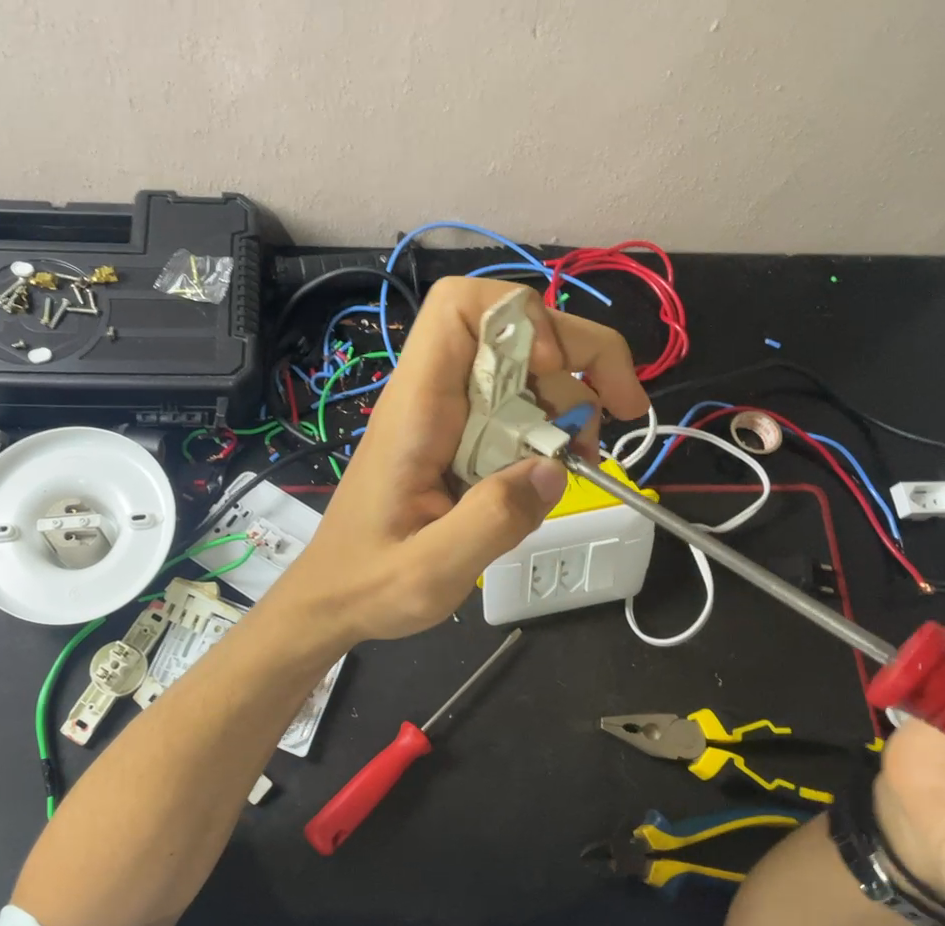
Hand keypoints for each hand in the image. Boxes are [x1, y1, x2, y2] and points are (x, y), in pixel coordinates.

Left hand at [266, 277, 647, 646]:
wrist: (332, 598)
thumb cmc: (367, 585)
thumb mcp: (429, 572)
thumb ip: (490, 522)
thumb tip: (555, 469)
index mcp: (416, 411)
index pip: (458, 308)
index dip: (521, 318)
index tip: (555, 373)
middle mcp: (429, 399)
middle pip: (508, 331)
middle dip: (574, 359)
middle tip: (612, 419)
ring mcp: (442, 419)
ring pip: (517, 370)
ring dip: (564, 401)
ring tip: (583, 456)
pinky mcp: (452, 442)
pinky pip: (510, 411)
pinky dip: (545, 429)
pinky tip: (556, 469)